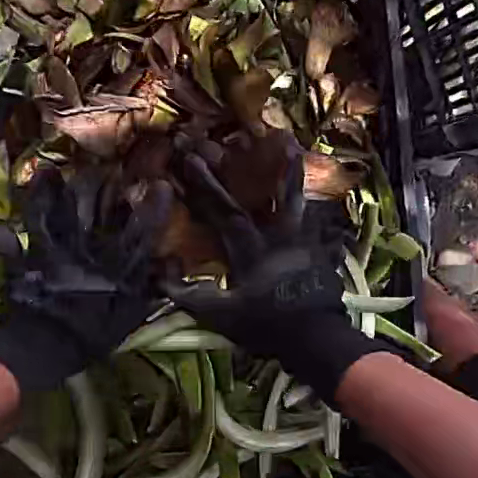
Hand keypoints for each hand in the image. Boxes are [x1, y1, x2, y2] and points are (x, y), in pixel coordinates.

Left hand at [0, 169, 169, 391]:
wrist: (40, 351)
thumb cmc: (88, 338)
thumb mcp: (128, 319)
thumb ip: (151, 291)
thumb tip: (175, 260)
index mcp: (117, 270)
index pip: (141, 235)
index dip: (153, 210)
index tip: (162, 187)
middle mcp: (91, 253)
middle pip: (103, 212)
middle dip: (110, 187)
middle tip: (116, 166)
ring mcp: (61, 250)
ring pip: (71, 210)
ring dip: (77, 186)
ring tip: (84, 164)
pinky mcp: (36, 252)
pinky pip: (35, 220)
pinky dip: (37, 198)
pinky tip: (44, 175)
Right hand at [168, 142, 383, 402]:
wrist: (317, 338)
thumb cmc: (267, 327)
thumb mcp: (221, 317)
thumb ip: (189, 296)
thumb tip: (160, 274)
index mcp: (249, 250)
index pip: (223, 211)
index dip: (205, 184)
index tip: (189, 158)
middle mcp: (275, 236)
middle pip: (257, 195)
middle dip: (241, 167)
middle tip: (233, 138)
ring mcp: (300, 239)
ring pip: (292, 198)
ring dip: (288, 170)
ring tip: (289, 142)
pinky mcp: (316, 247)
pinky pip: (309, 214)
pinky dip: (305, 198)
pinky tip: (305, 184)